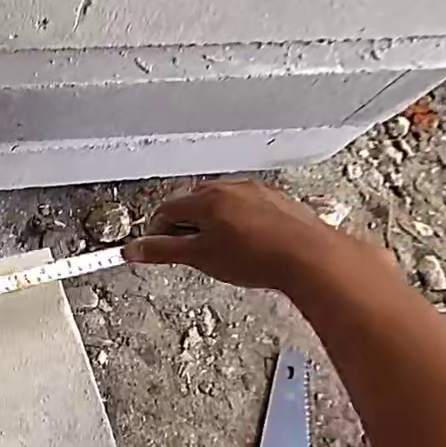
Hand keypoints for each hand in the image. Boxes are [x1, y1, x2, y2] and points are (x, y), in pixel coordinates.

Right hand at [123, 179, 386, 293]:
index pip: (167, 208)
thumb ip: (162, 251)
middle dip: (183, 224)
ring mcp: (257, 193)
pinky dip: (236, 222)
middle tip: (183, 248)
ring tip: (215, 249)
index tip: (155, 246)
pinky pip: (245, 207)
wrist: (309, 258)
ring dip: (210, 222)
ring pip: (220, 203)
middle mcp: (231, 188)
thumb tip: (135, 250)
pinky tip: (243, 245)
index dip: (156, 230)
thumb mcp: (199, 257)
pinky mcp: (277, 203)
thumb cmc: (258, 256)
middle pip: (192, 201)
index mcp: (207, 198)